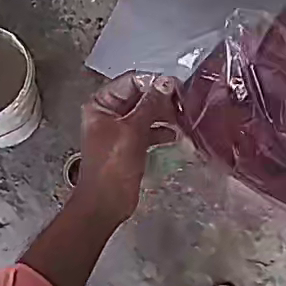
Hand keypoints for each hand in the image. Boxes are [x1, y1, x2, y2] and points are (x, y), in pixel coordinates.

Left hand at [78, 72, 177, 202]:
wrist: (105, 203)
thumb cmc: (113, 165)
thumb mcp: (132, 131)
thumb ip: (150, 104)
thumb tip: (167, 82)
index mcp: (101, 104)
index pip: (130, 81)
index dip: (153, 81)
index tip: (177, 86)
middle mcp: (109, 112)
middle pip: (139, 96)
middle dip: (161, 98)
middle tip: (184, 102)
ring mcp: (120, 129)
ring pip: (146, 113)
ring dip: (164, 114)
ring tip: (184, 117)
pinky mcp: (130, 144)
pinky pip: (148, 129)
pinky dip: (161, 130)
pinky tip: (177, 134)